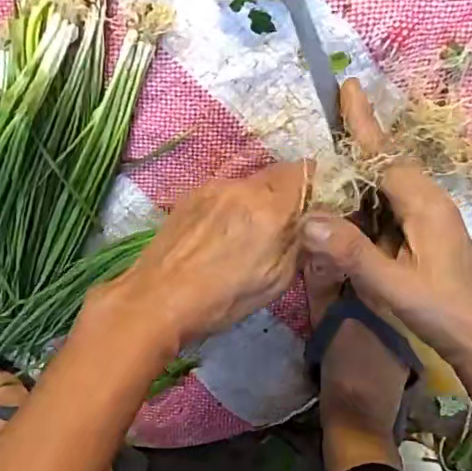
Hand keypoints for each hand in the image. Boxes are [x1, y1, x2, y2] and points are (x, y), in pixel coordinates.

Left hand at [91, 162, 309, 351]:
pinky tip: (222, 235)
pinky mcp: (190, 196)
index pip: (305, 170)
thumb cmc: (223, 298)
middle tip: (286, 225)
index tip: (315, 207)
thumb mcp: (278, 280)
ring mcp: (213, 188)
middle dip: (288, 194)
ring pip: (249, 183)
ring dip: (259, 201)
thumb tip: (314, 225)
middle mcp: (243, 187)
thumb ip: (301, 244)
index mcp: (270, 207)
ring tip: (249, 234)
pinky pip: (224, 192)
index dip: (315, 185)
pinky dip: (233, 206)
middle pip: (277, 174)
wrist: (156, 300)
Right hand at [299, 80, 471, 371]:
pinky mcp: (427, 235)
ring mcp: (430, 218)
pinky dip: (367, 203)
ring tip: (326, 165)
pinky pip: (391, 207)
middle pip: (386, 164)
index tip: (347, 85)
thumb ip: (351, 251)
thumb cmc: (442, 310)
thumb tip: (307, 217)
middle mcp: (429, 201)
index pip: (385, 154)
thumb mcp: (392, 284)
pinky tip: (348, 208)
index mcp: (424, 204)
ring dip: (359, 176)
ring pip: (387, 187)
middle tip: (324, 120)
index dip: (363, 122)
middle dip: (357, 142)